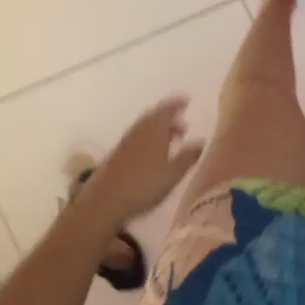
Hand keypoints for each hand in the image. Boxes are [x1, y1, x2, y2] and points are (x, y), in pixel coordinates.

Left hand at [78, 98, 204, 223]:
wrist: (104, 203)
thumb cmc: (143, 186)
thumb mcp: (172, 174)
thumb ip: (188, 156)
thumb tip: (200, 141)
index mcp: (154, 130)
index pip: (167, 109)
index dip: (177, 104)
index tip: (187, 102)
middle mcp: (139, 131)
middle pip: (154, 117)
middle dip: (169, 118)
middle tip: (182, 126)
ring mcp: (125, 143)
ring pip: (144, 128)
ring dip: (158, 129)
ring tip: (169, 140)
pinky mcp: (115, 155)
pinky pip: (136, 138)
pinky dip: (147, 139)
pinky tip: (151, 155)